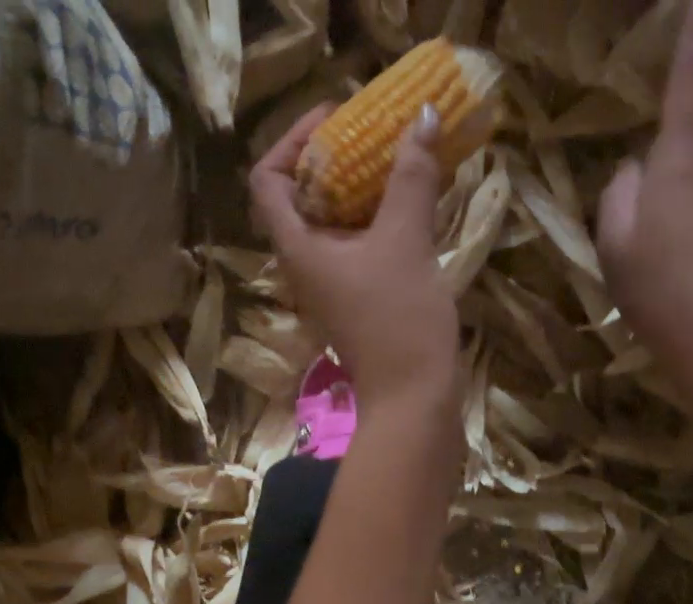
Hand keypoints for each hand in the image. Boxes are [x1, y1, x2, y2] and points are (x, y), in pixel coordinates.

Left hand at [250, 104, 462, 416]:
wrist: (415, 400)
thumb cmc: (399, 321)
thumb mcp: (406, 241)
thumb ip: (412, 177)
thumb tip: (425, 114)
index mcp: (298, 247)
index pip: (267, 179)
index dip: (293, 140)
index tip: (337, 118)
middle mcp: (305, 263)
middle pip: (301, 195)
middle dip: (334, 157)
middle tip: (374, 132)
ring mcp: (332, 284)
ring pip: (334, 220)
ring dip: (361, 186)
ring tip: (398, 159)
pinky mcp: (358, 298)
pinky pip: (358, 243)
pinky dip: (378, 216)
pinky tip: (413, 204)